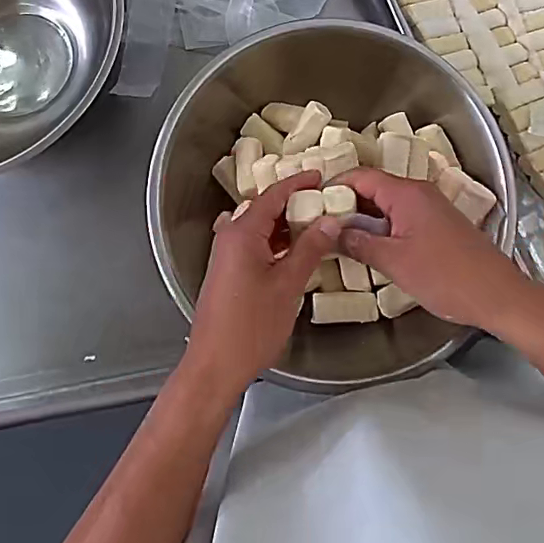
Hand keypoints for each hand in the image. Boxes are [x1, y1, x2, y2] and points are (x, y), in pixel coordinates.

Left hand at [185, 171, 338, 392]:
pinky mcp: (228, 272)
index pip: (273, 195)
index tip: (319, 175)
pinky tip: (296, 251)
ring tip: (316, 224)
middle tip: (323, 201)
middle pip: (265, 209)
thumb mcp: (288, 284)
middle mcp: (230, 238)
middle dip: (294, 203)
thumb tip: (329, 221)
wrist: (214, 367)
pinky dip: (276, 242)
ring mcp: (226, 256)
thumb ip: (310, 249)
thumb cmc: (250, 328)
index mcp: (242, 233)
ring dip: (286, 225)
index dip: (298, 183)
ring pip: (260, 228)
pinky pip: (254, 244)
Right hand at [335, 167, 535, 331]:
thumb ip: (359, 244)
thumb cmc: (445, 276)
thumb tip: (331, 233)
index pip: (361, 176)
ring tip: (337, 236)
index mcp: (407, 193)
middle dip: (346, 203)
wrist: (498, 295)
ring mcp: (431, 208)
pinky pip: (401, 216)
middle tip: (319, 222)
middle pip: (373, 188)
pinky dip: (382, 226)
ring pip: (387, 204)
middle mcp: (419, 192)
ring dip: (364, 218)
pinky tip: (369, 246)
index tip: (312, 201)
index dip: (334, 185)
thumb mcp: (394, 262)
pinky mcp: (438, 225)